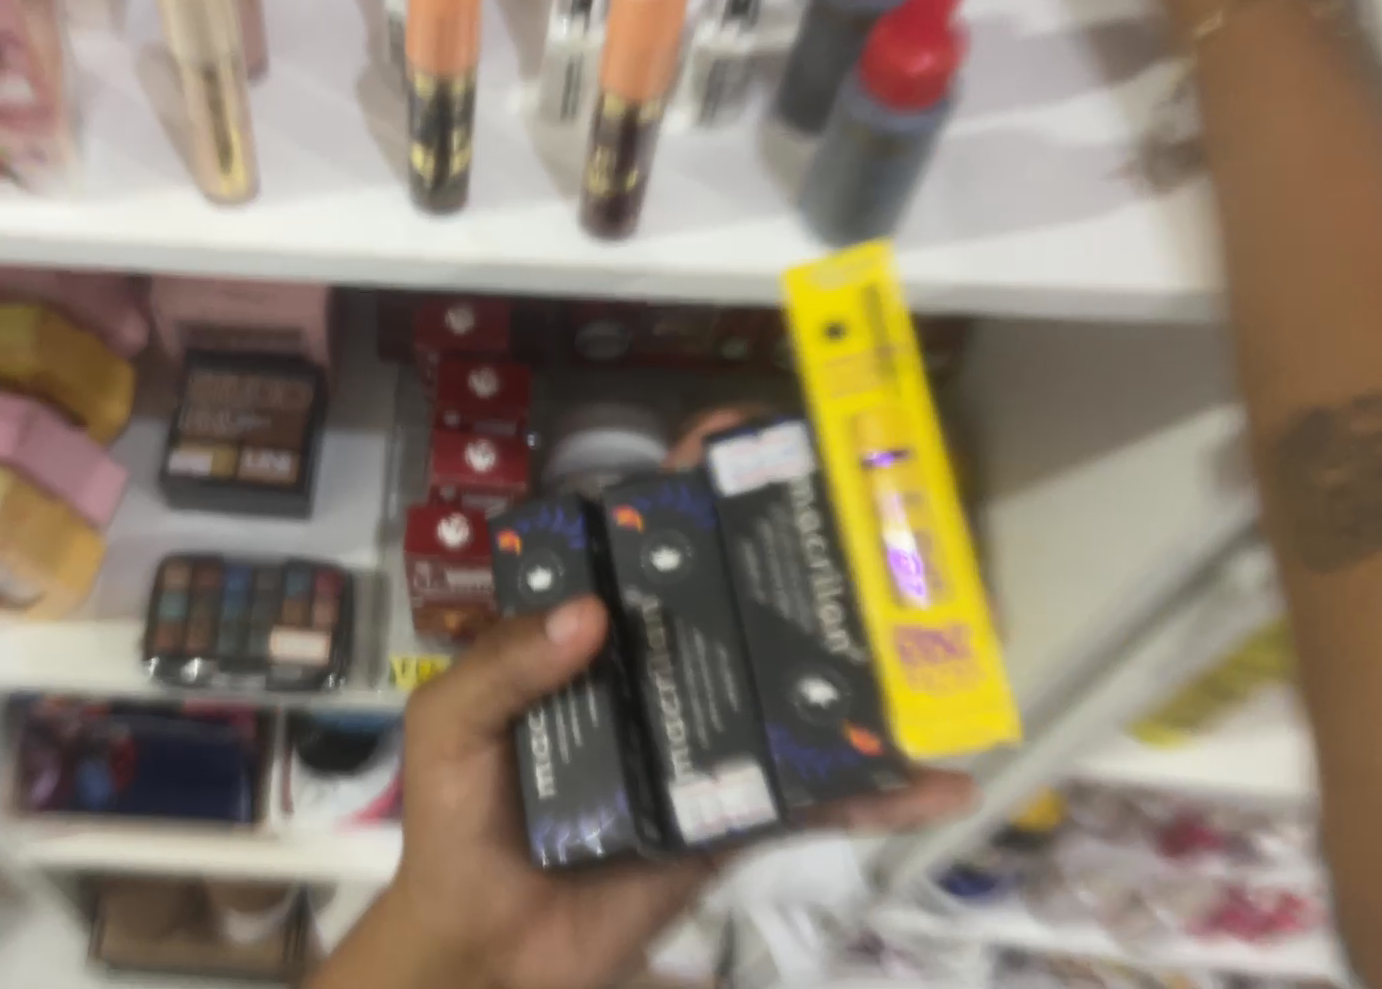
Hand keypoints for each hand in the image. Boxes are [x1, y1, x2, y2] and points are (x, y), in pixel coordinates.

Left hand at [312, 406, 977, 988]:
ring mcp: (689, 742)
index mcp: (576, 642)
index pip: (628, 553)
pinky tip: (931, 775)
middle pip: (712, 606)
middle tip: (845, 521)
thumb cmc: (454, 819)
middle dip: (770, 559)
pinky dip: (863, 791)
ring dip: (836, 663)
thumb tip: (591, 613)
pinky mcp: (722, 817)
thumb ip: (501, 666)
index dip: (675, 497)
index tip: (728, 442)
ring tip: (913, 627)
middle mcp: (640, 676)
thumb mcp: (450, 725)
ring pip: (767, 689)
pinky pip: (797, 795)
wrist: (491, 948)